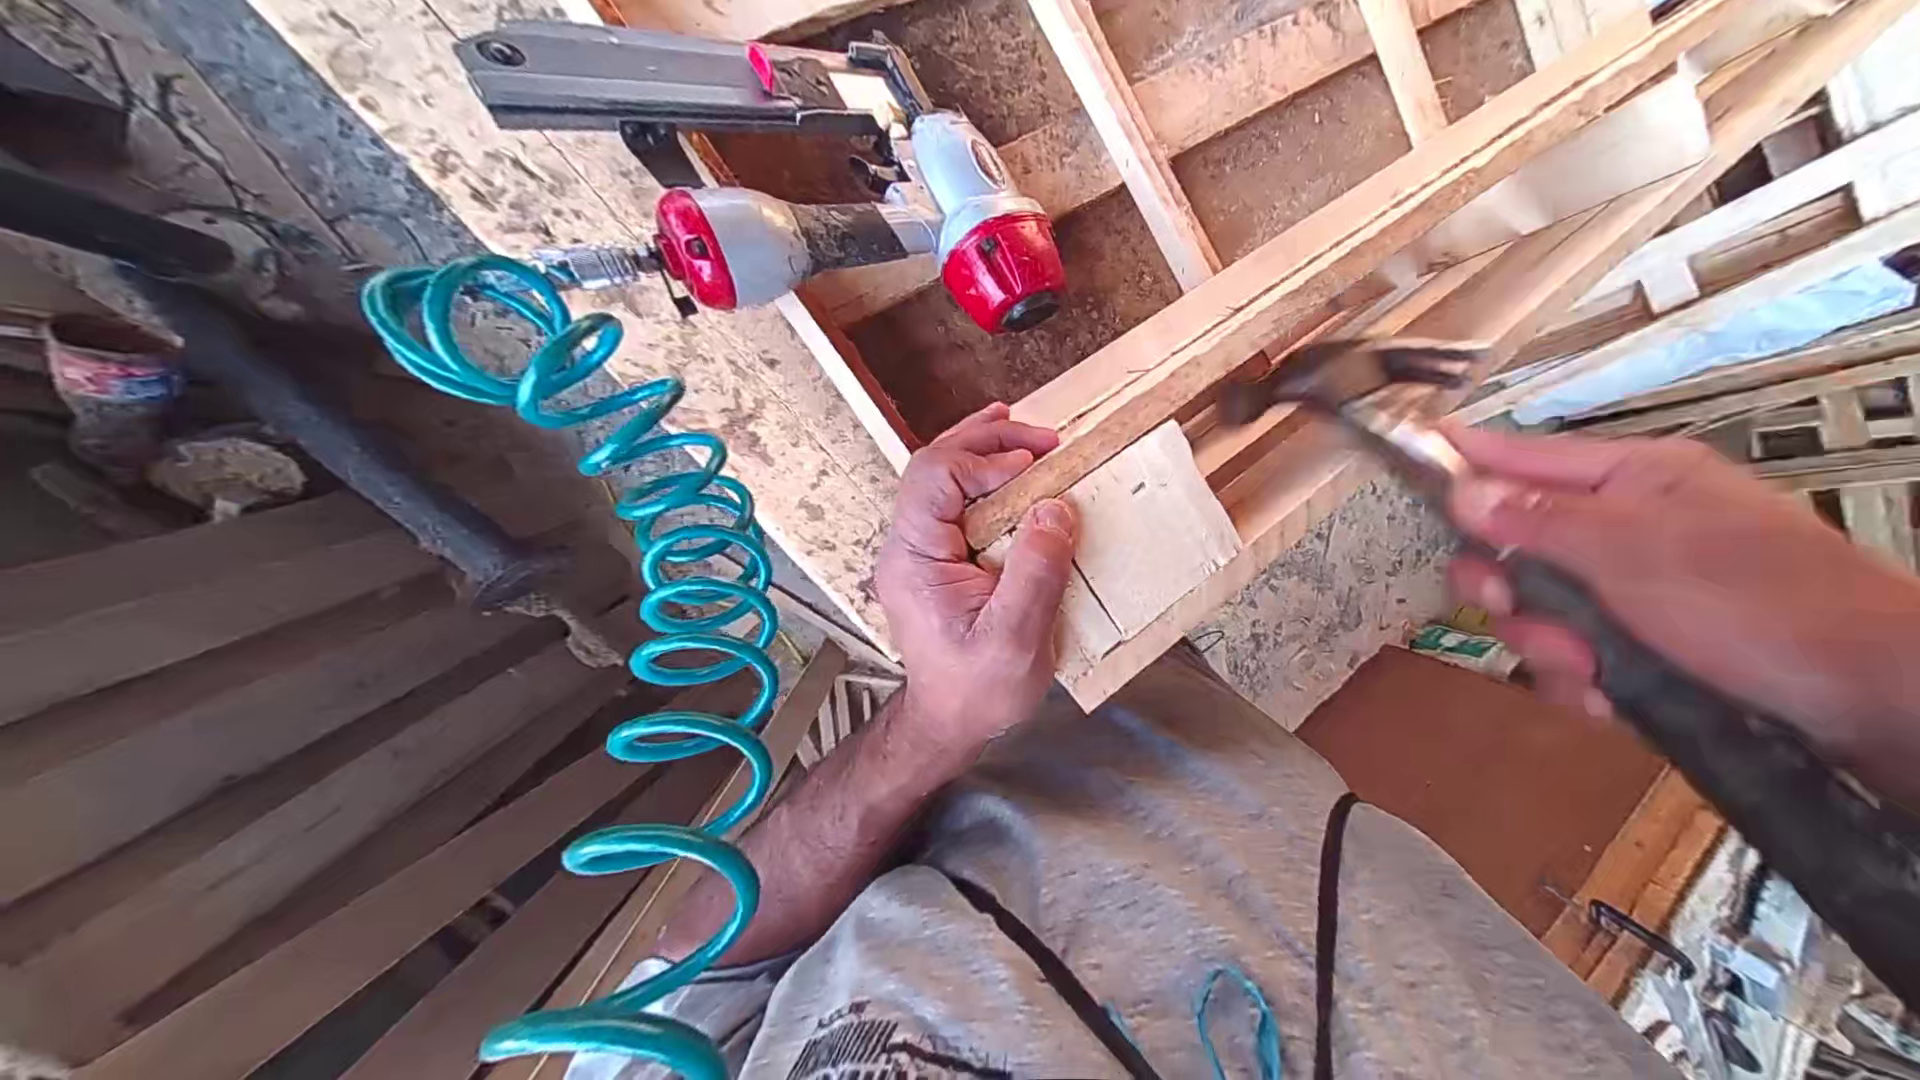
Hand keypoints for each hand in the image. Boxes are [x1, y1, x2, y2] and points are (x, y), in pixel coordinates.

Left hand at [875, 403, 1077, 759]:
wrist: (949, 720)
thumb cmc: (977, 691)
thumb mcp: (1014, 640)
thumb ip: (1034, 574)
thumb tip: (1055, 508)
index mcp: (913, 560)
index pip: (934, 479)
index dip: (984, 460)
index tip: (1035, 465)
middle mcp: (908, 546)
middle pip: (935, 467)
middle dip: (988, 441)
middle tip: (1043, 437)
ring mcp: (921, 549)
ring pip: (943, 477)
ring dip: (983, 448)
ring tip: (1022, 429)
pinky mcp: (940, 557)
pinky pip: (957, 500)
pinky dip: (984, 474)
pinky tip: (1008, 462)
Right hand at [1443, 427, 1919, 776]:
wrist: (1868, 707)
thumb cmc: (1760, 604)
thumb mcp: (1638, 551)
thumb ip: (1539, 521)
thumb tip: (1459, 491)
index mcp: (1629, 484)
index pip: (1522, 456)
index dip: (1464, 456)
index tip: (1412, 450)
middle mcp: (1616, 530)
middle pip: (1506, 542)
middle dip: (1503, 584)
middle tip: (1506, 602)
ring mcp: (1620, 589)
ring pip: (1526, 607)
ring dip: (1543, 643)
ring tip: (1588, 666)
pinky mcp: (1626, 643)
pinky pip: (1559, 652)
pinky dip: (1572, 677)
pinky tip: (1604, 694)